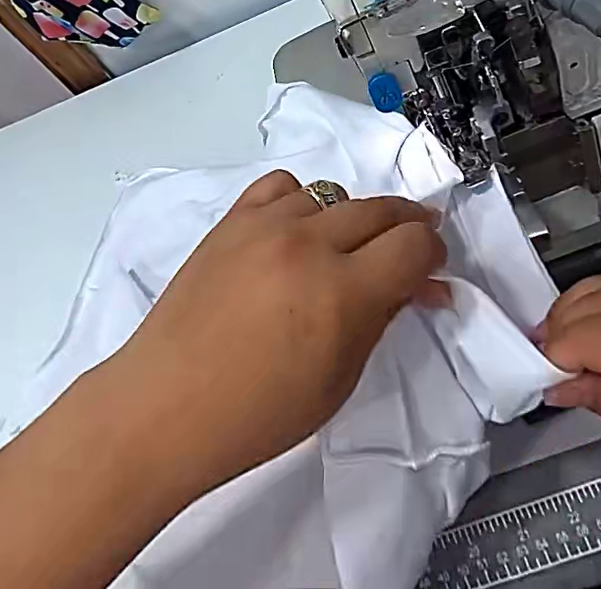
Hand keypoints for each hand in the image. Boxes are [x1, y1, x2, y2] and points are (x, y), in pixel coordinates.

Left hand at [0, 172, 446, 588]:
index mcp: (342, 291)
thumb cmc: (257, 413)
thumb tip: (420, 285)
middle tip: (412, 245)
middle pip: (381, 209)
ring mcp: (266, 224)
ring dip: (354, 216)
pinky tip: (298, 226)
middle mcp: (308, 243)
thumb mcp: (338, 380)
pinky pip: (282, 185)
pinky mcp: (232, 219)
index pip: (413, 244)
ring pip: (334, 193)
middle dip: (408, 225)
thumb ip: (382, 319)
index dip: (434, 252)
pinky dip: (301, 200)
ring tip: (350, 244)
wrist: (166, 403)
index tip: (432, 268)